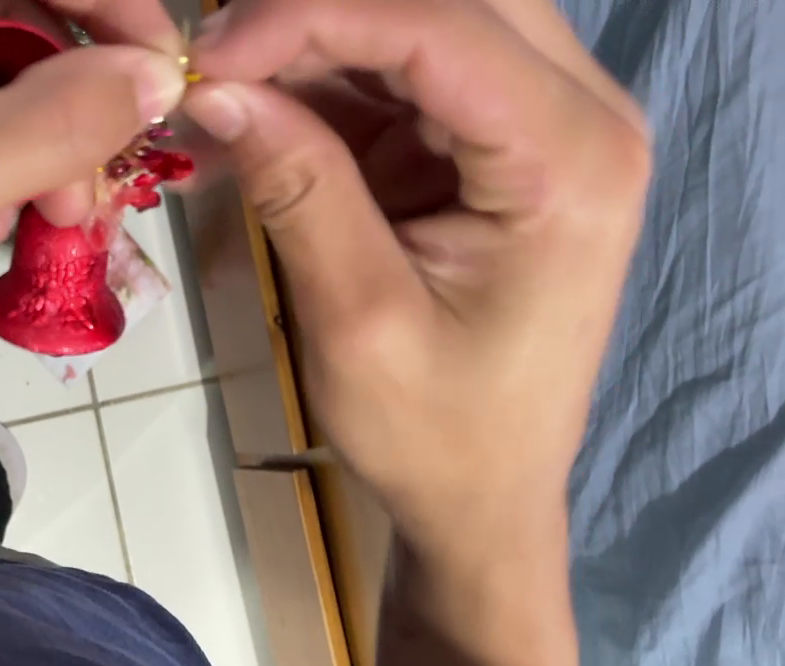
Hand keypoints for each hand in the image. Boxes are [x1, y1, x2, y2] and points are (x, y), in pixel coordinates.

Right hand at [183, 0, 649, 572]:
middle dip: (318, 20)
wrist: (481, 497)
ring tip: (223, 102)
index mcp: (568, 159)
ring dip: (317, 57)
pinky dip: (329, 101)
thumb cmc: (431, 432)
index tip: (206, 56)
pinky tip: (263, 131)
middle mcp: (579, 116)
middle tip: (211, 68)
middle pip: (445, 2)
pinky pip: (408, 93)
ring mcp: (540, 132)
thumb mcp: (356, 320)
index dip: (311, 16)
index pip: (440, 25)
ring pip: (424, 34)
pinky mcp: (494, 159)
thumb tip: (219, 93)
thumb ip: (298, 193)